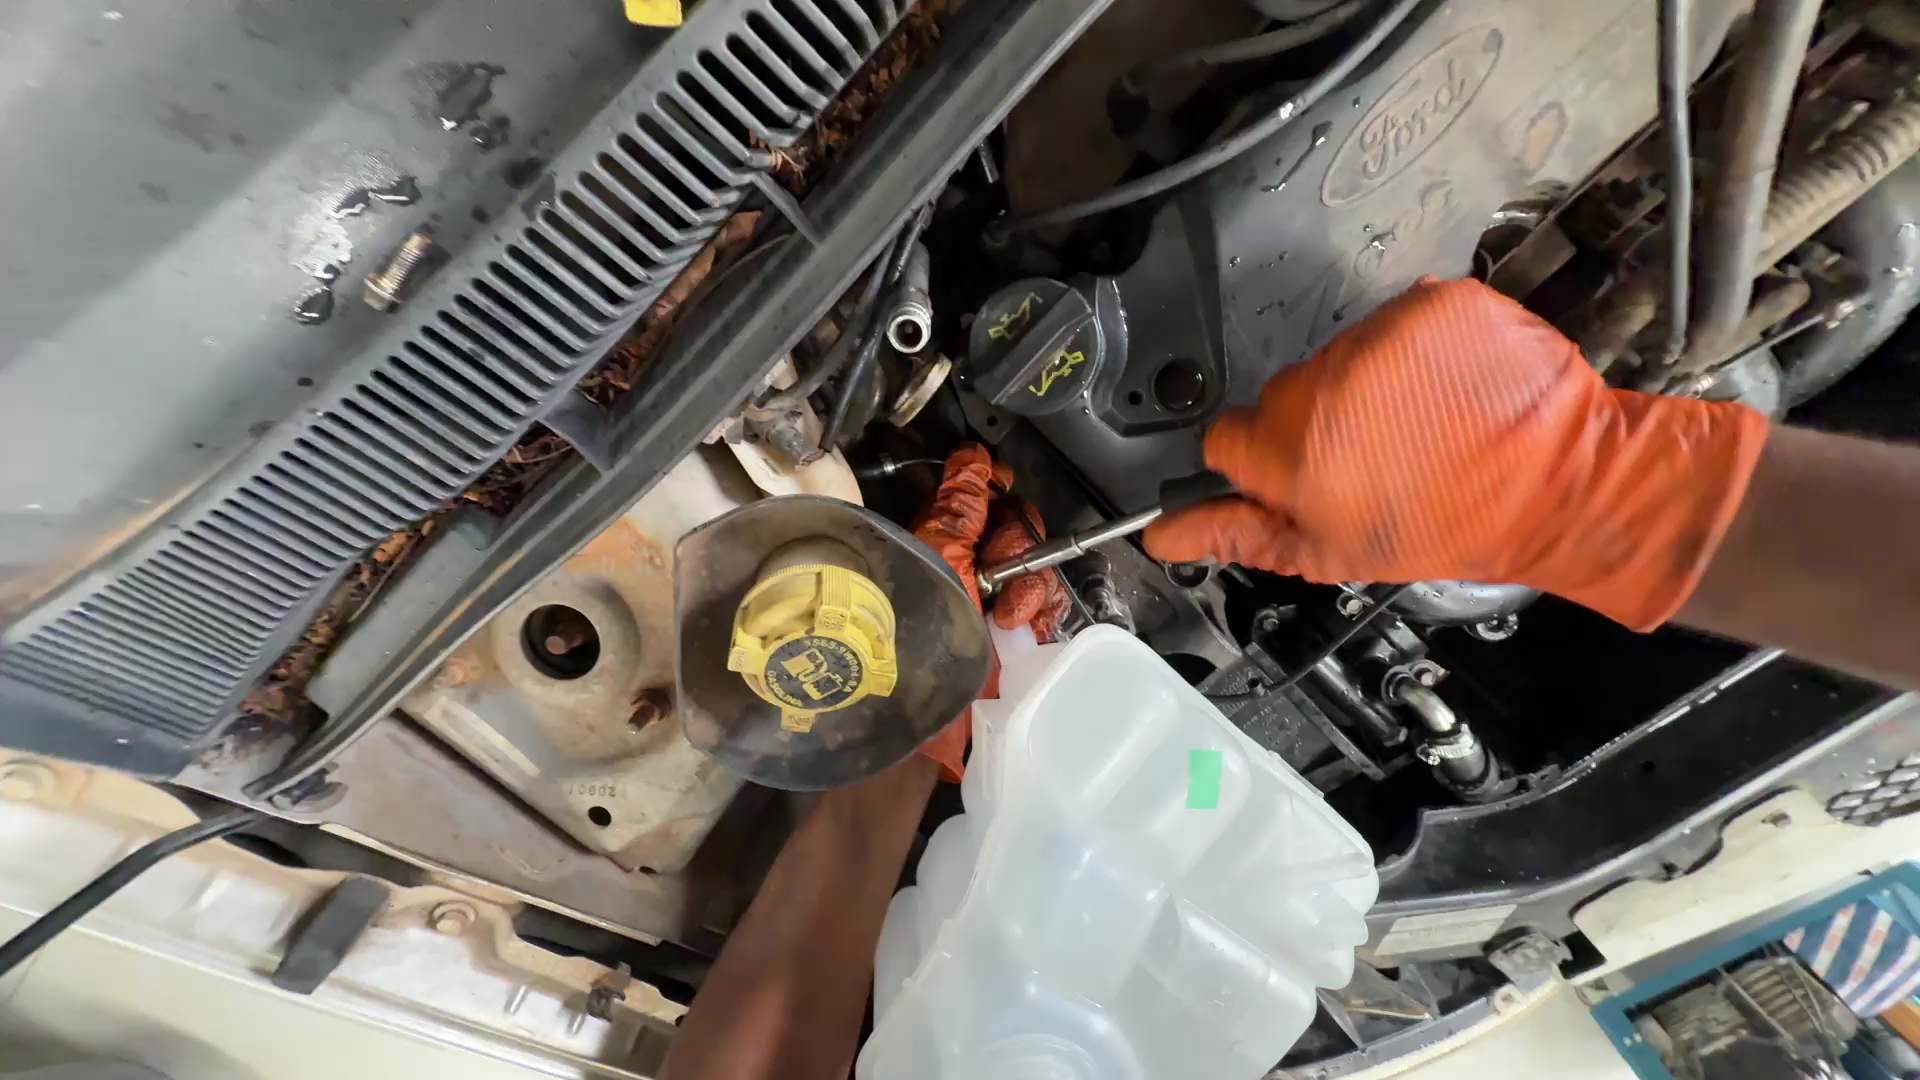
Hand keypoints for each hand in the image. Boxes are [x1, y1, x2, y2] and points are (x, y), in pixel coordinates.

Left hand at [909, 444, 1068, 778]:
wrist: (927, 722)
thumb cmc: (913, 641)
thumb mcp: (935, 559)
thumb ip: (956, 506)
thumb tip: (970, 458)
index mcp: (938, 541)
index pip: (977, 495)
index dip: (991, 484)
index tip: (997, 479)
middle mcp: (968, 565)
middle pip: (1015, 524)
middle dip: (1016, 540)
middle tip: (997, 566)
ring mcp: (995, 599)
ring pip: (1037, 562)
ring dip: (1030, 584)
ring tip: (1005, 614)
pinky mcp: (1018, 632)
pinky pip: (1048, 602)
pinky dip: (1042, 610)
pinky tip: (1021, 629)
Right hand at [1145, 277, 1769, 629]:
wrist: (1562, 480)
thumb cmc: (1437, 525)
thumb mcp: (1324, 551)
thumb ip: (1232, 533)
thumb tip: (1159, 535)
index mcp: (1289, 450)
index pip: (1227, 436)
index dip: (1259, 460)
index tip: (1301, 472)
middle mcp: (1320, 383)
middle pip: (1278, 395)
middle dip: (1307, 425)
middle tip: (1366, 456)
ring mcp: (1378, 336)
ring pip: (1330, 359)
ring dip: (1356, 388)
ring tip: (1410, 425)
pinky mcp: (1429, 304)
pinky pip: (1387, 325)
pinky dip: (1404, 352)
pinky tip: (1437, 388)